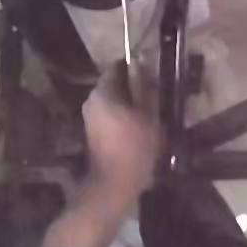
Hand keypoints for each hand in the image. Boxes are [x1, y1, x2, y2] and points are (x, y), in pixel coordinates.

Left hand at [83, 63, 161, 192]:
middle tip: (156, 95)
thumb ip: (144, 87)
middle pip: (114, 84)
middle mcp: (91, 100)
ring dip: (130, 103)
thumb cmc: (135, 148)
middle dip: (133, 87)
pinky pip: (109, 115)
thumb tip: (140, 62)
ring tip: (151, 112)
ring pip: (113, 101)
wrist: (114, 184)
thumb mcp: (147, 114)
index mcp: (102, 92)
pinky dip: (123, 116)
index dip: (136, 68)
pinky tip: (140, 126)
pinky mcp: (92, 131)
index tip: (153, 75)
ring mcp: (89, 117)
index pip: (117, 67)